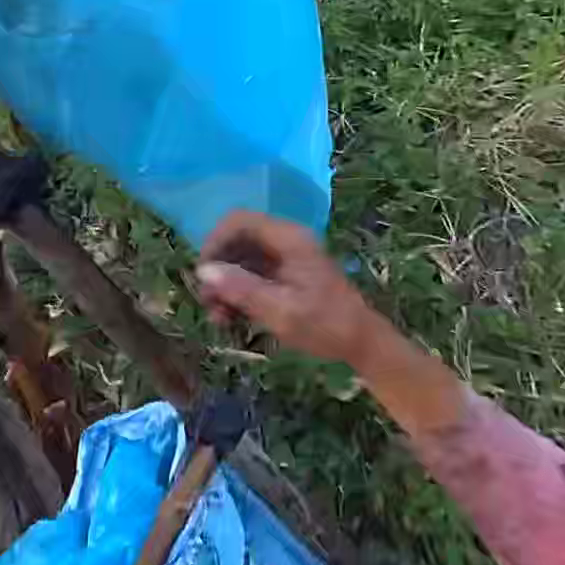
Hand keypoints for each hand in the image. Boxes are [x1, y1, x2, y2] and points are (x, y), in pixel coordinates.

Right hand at [196, 210, 390, 368]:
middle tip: (208, 303)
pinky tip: (232, 318)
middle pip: (237, 240)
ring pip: (241, 259)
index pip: (239, 221)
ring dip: (225, 285)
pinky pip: (251, 274)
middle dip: (218, 269)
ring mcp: (285, 257)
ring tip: (218, 317)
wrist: (361, 342)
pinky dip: (238, 293)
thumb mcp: (280, 310)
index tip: (203, 274)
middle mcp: (284, 241)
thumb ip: (242, 289)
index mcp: (288, 238)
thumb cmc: (325, 324)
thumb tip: (204, 272)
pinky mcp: (284, 275)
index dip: (215, 242)